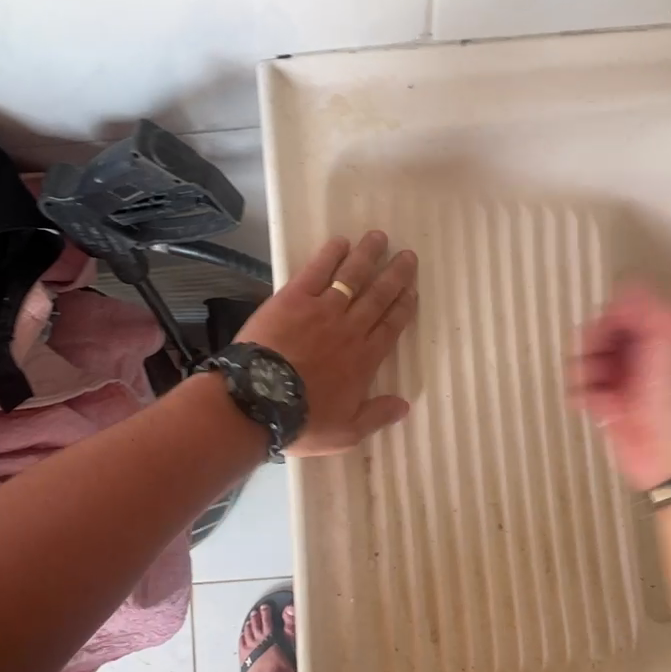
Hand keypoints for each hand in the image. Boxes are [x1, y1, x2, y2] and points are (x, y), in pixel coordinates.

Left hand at [235, 230, 418, 455]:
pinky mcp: (293, 298)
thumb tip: (404, 406)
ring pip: (352, 277)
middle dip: (395, 275)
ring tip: (379, 238)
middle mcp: (350, 329)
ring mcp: (322, 309)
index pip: (391, 327)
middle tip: (407, 256)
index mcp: (364, 360)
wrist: (258, 402)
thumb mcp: (346, 432)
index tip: (412, 291)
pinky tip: (340, 243)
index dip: (404, 307)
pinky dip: (331, 255)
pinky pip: (317, 270)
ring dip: (368, 256)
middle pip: (378, 296)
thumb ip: (377, 416)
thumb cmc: (302, 421)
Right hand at [571, 282, 670, 489]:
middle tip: (594, 357)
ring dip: (582, 367)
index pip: (627, 308)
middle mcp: (646, 353)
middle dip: (592, 341)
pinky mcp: (610, 408)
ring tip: (592, 385)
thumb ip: (648, 307)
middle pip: (603, 331)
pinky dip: (579, 390)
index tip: (608, 331)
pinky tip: (585, 400)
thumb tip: (619, 292)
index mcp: (667, 332)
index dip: (612, 315)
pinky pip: (583, 388)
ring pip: (588, 358)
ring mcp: (627, 381)